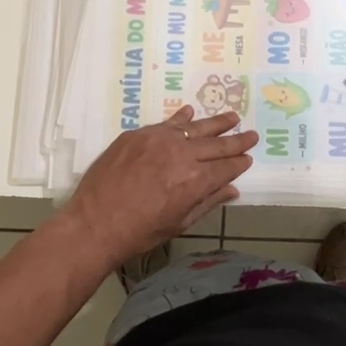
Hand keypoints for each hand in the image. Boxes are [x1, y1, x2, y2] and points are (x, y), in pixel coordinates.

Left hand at [60, 107, 256, 269]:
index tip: (249, 158)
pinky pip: (166, 123)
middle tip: (251, 134)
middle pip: (216, 144)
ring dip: (215, 123)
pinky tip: (190, 113)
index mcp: (195, 180)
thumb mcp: (179, 223)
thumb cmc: (139, 232)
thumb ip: (207, 202)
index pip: (226, 167)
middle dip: (236, 140)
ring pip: (194, 127)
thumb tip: (232, 189)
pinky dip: (180, 118)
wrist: (93, 224)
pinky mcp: (138, 135)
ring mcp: (159, 140)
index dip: (239, 163)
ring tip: (232, 117)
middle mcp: (182, 154)